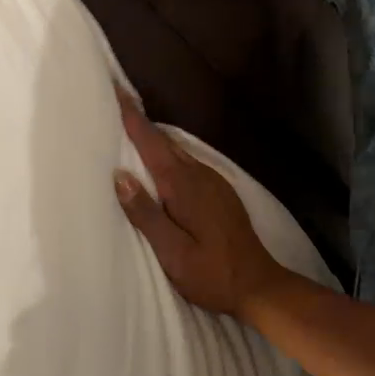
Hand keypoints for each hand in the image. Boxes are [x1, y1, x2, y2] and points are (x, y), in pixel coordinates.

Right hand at [112, 88, 293, 318]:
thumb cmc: (212, 273)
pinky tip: (159, 163)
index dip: (132, 116)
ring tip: (130, 129)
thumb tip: (119, 176)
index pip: (152, 142)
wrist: (260, 286)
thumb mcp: (173, 252)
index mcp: (183, 185)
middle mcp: (199, 174)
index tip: (116, 89)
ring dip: (154, 138)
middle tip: (115, 104)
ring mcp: (213, 182)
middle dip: (140, 121)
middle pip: (164, 141)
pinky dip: (168, 154)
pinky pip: (187, 162)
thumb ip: (146, 213)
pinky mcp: (219, 192)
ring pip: (177, 150)